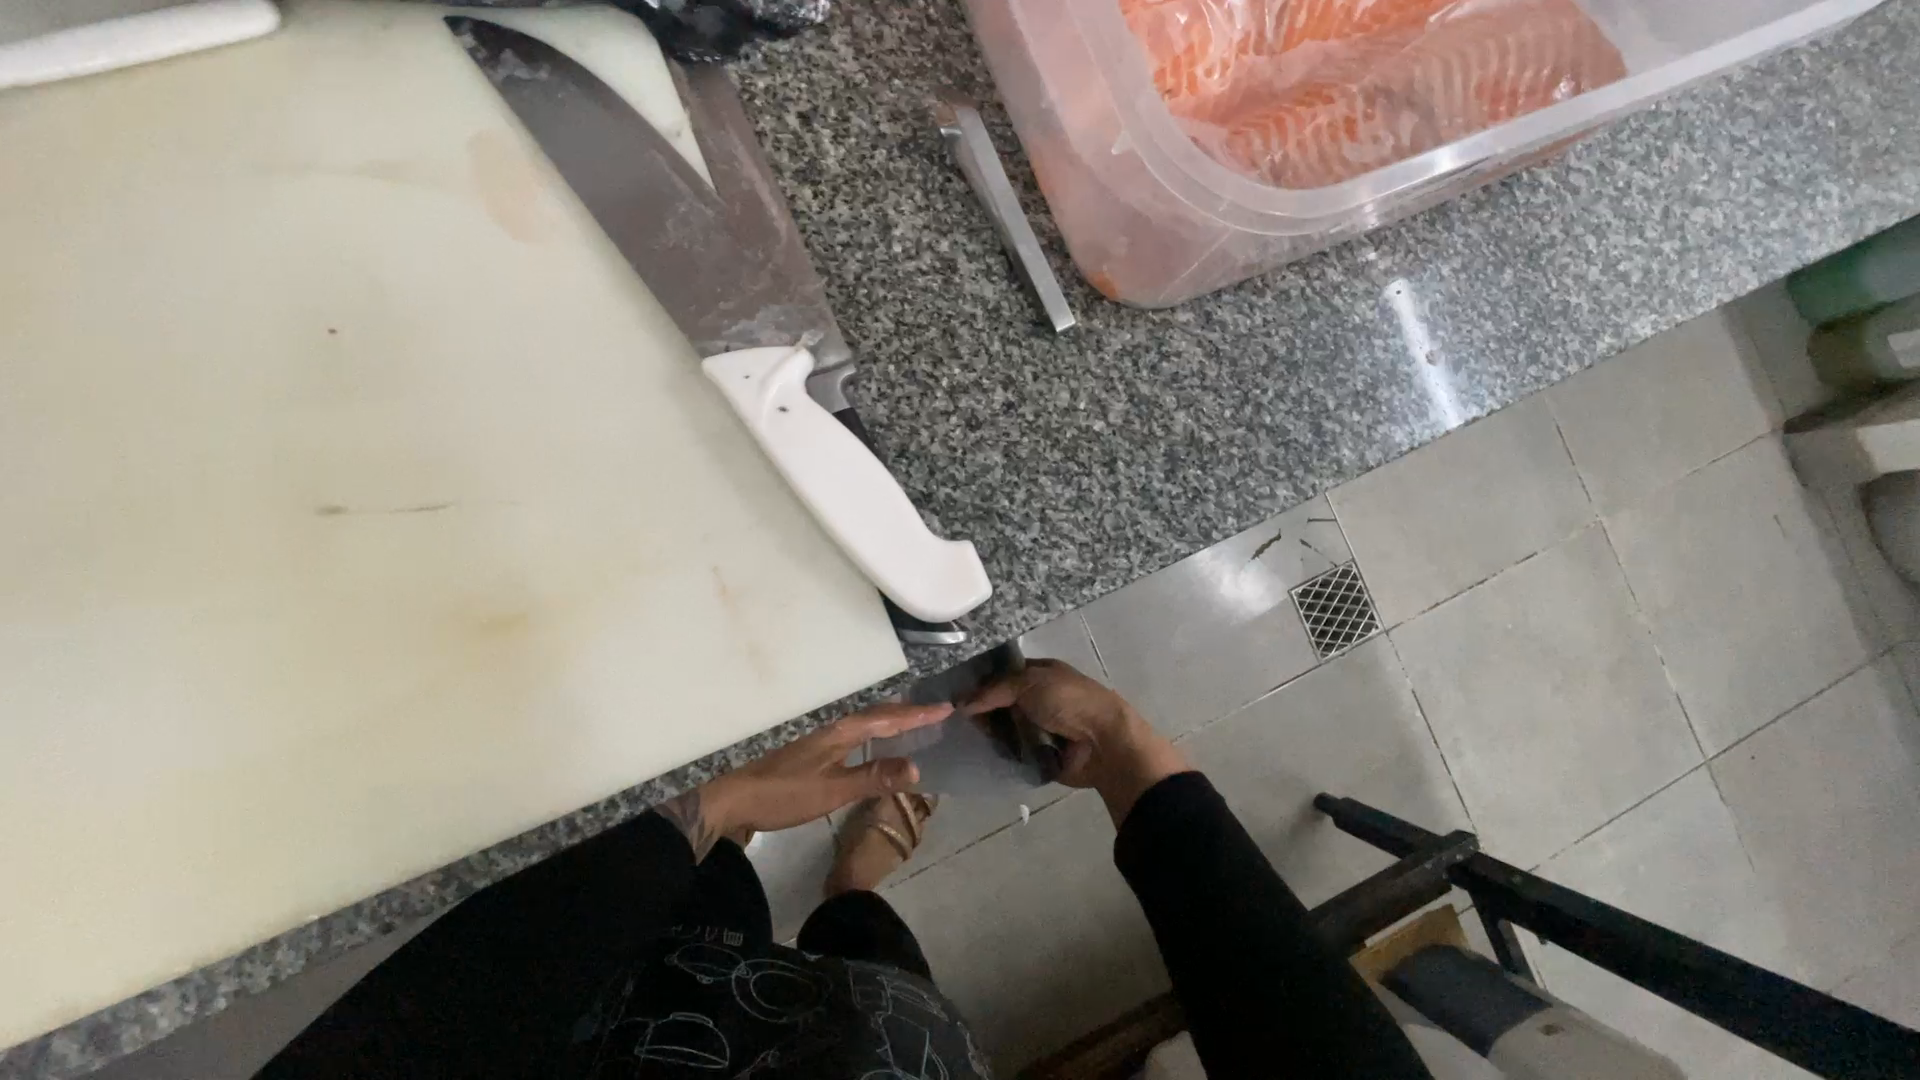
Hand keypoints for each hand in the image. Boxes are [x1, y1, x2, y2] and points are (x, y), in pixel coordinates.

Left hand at [657, 702, 949, 860]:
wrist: (732, 798)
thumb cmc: (783, 795)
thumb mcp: (832, 791)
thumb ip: (873, 777)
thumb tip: (917, 767)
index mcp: (841, 730)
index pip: (888, 719)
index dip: (918, 715)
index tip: (945, 708)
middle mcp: (832, 724)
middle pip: (877, 712)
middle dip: (907, 711)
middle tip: (935, 709)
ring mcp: (819, 734)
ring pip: (863, 719)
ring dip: (889, 718)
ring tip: (911, 718)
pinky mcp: (810, 746)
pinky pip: (853, 730)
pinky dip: (871, 730)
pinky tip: (870, 739)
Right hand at [961, 659, 1188, 824]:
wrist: (1104, 743)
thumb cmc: (1069, 702)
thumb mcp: (1029, 683)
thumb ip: (992, 690)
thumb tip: (959, 703)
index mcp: (1040, 673)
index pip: (1002, 674)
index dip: (980, 681)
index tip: (954, 693)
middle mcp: (1038, 698)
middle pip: (999, 703)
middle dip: (981, 710)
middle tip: (955, 718)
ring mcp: (1038, 727)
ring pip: (1003, 728)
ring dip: (989, 733)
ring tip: (963, 736)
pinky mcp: (1038, 754)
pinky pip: (1011, 752)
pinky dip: (999, 752)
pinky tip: (978, 753)